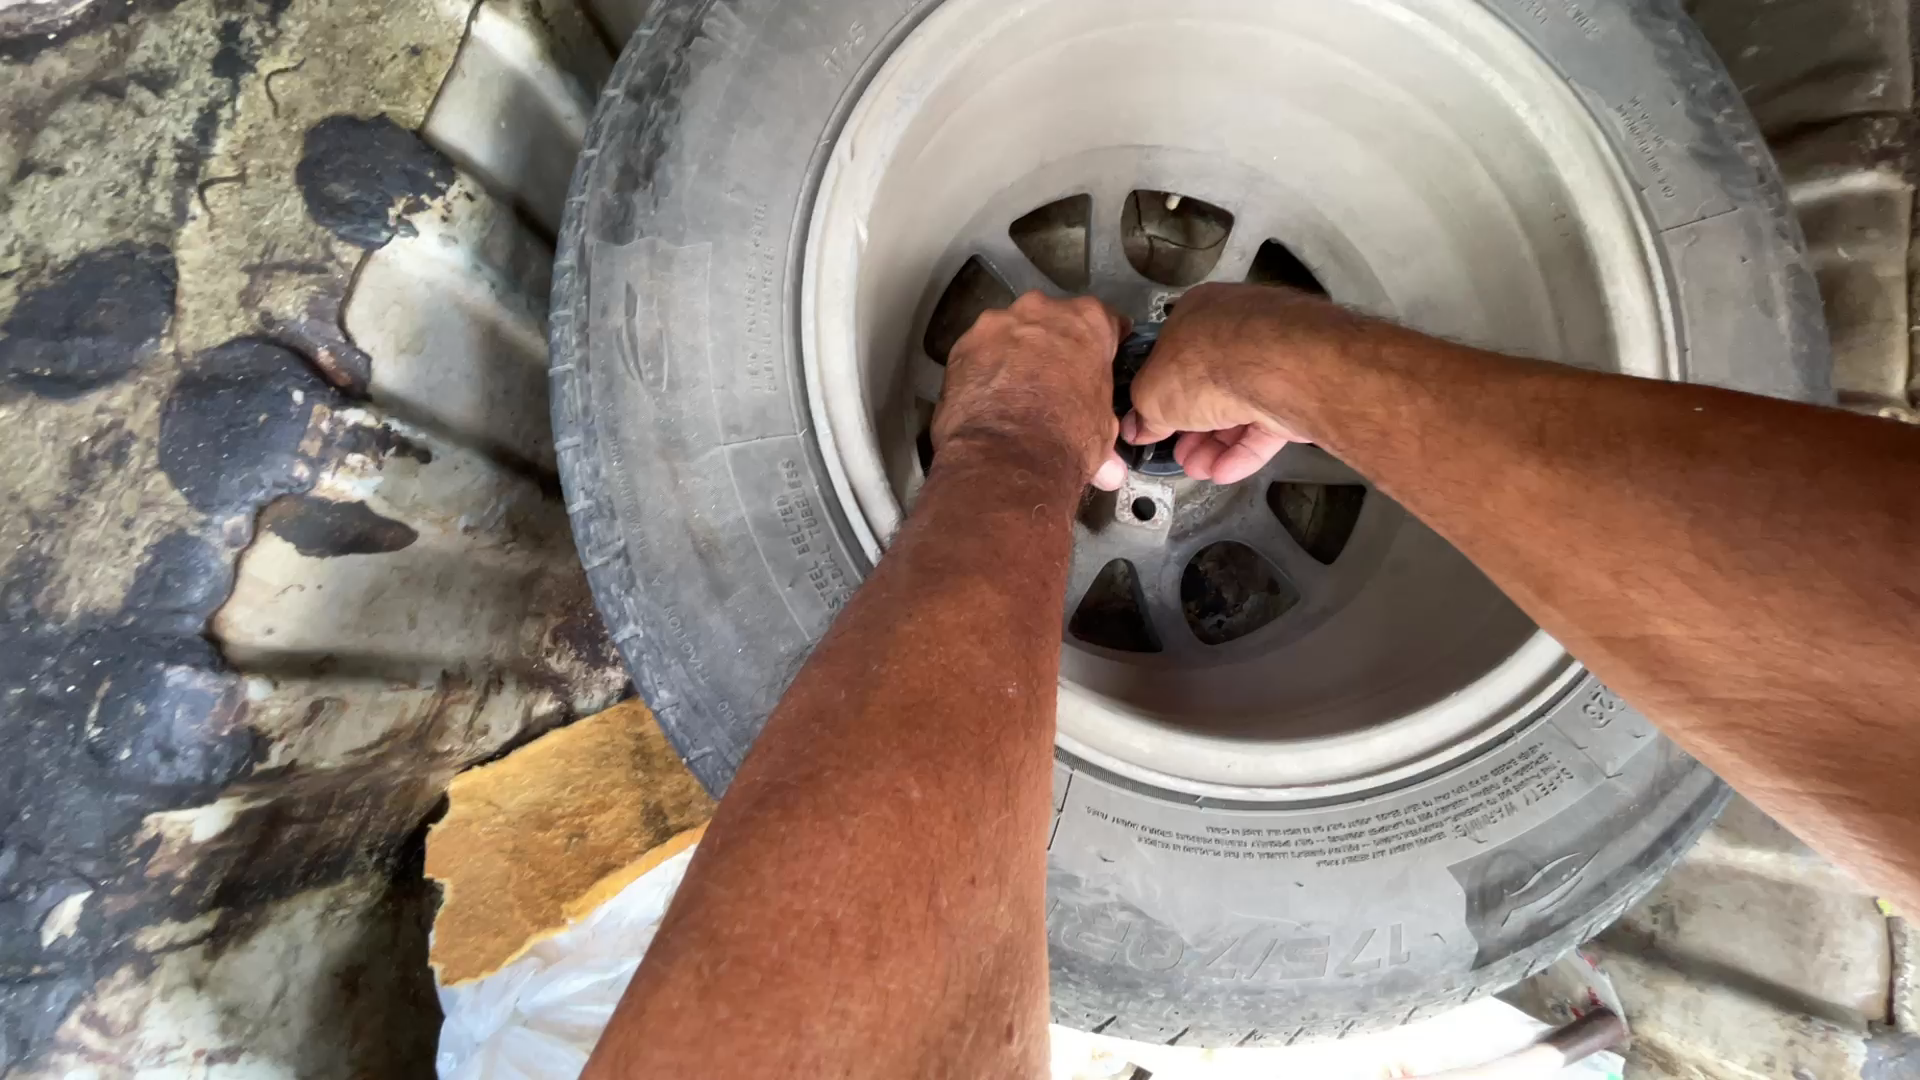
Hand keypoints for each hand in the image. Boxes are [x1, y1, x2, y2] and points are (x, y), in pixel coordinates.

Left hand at [933, 293, 1129, 490]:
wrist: (1006, 457)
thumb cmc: (1067, 437)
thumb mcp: (1102, 430)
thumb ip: (1101, 423)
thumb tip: (1111, 468)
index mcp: (1087, 321)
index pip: (1104, 321)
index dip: (1102, 345)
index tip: (1096, 362)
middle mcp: (1042, 310)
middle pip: (1051, 320)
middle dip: (1052, 346)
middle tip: (1051, 381)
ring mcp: (997, 323)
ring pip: (1010, 333)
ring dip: (1013, 355)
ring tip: (1013, 393)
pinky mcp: (963, 344)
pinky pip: (977, 353)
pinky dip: (982, 369)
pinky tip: (985, 398)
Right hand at [1120, 284, 1326, 483]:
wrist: (1276, 369)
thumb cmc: (1210, 362)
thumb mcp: (1150, 393)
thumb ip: (1142, 413)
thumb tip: (1139, 427)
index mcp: (1196, 314)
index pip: (1170, 358)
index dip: (1158, 395)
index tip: (1151, 423)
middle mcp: (1236, 329)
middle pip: (1205, 388)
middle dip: (1189, 429)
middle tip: (1176, 452)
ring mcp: (1271, 358)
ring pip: (1237, 408)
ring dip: (1213, 445)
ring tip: (1198, 467)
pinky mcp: (1296, 389)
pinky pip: (1265, 423)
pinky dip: (1244, 450)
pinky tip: (1224, 470)